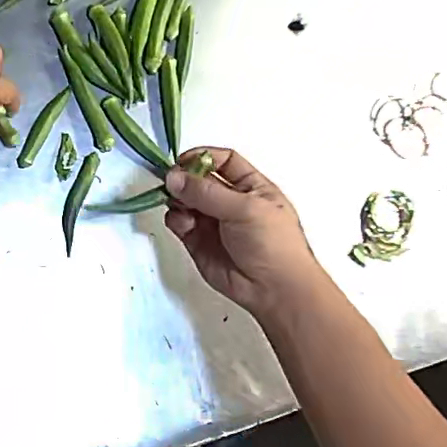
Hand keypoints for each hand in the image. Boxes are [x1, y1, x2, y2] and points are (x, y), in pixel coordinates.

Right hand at [162, 147, 327, 318]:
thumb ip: (207, 192)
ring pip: (185, 200)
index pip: (223, 161)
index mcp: (250, 187)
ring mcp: (213, 222)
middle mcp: (229, 202)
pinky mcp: (198, 241)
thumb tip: (174, 177)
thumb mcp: (245, 208)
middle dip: (184, 179)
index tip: (183, 161)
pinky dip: (176, 220)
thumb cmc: (272, 243)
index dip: (203, 157)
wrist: (273, 289)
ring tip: (182, 208)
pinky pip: (179, 222)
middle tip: (172, 183)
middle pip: (199, 180)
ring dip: (178, 200)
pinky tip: (184, 224)